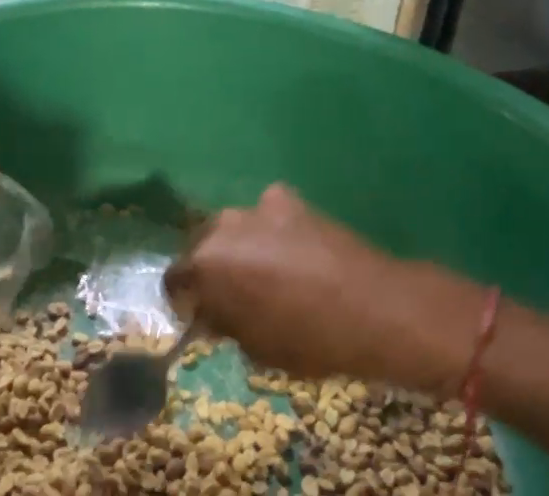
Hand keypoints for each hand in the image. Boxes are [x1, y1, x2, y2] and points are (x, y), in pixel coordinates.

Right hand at [165, 184, 487, 395]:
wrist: (373, 308)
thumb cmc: (309, 340)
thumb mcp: (256, 348)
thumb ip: (224, 323)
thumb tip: (214, 312)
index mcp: (204, 264)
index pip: (174, 279)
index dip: (185, 301)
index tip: (201, 316)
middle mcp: (221, 226)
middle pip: (201, 245)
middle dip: (211, 268)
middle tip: (233, 294)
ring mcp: (255, 208)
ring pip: (234, 229)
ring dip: (241, 246)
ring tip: (266, 271)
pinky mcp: (287, 200)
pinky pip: (266, 216)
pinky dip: (271, 229)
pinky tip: (292, 249)